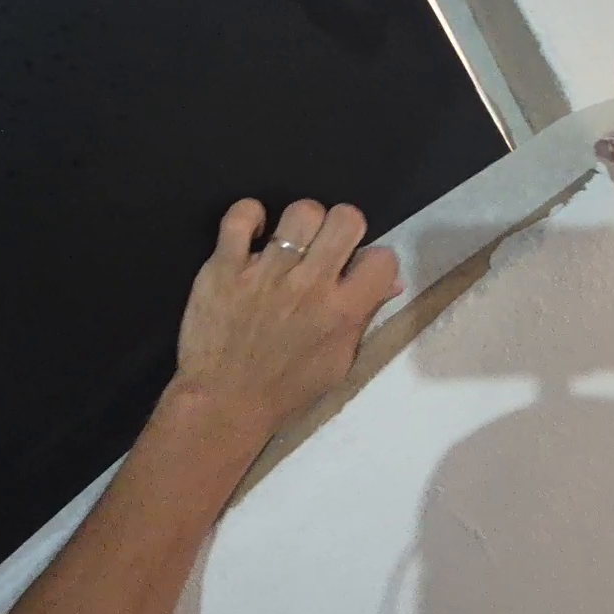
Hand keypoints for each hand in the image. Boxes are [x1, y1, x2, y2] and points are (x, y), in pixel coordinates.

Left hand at [169, 198, 400, 444]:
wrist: (223, 402)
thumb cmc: (284, 389)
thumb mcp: (337, 363)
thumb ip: (363, 318)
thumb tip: (390, 281)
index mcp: (341, 312)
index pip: (383, 258)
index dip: (374, 259)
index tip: (357, 269)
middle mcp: (309, 284)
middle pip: (346, 219)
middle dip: (342, 226)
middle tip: (325, 247)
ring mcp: (266, 271)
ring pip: (300, 211)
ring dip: (301, 221)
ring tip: (290, 242)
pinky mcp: (225, 265)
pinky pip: (240, 215)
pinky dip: (249, 215)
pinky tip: (253, 232)